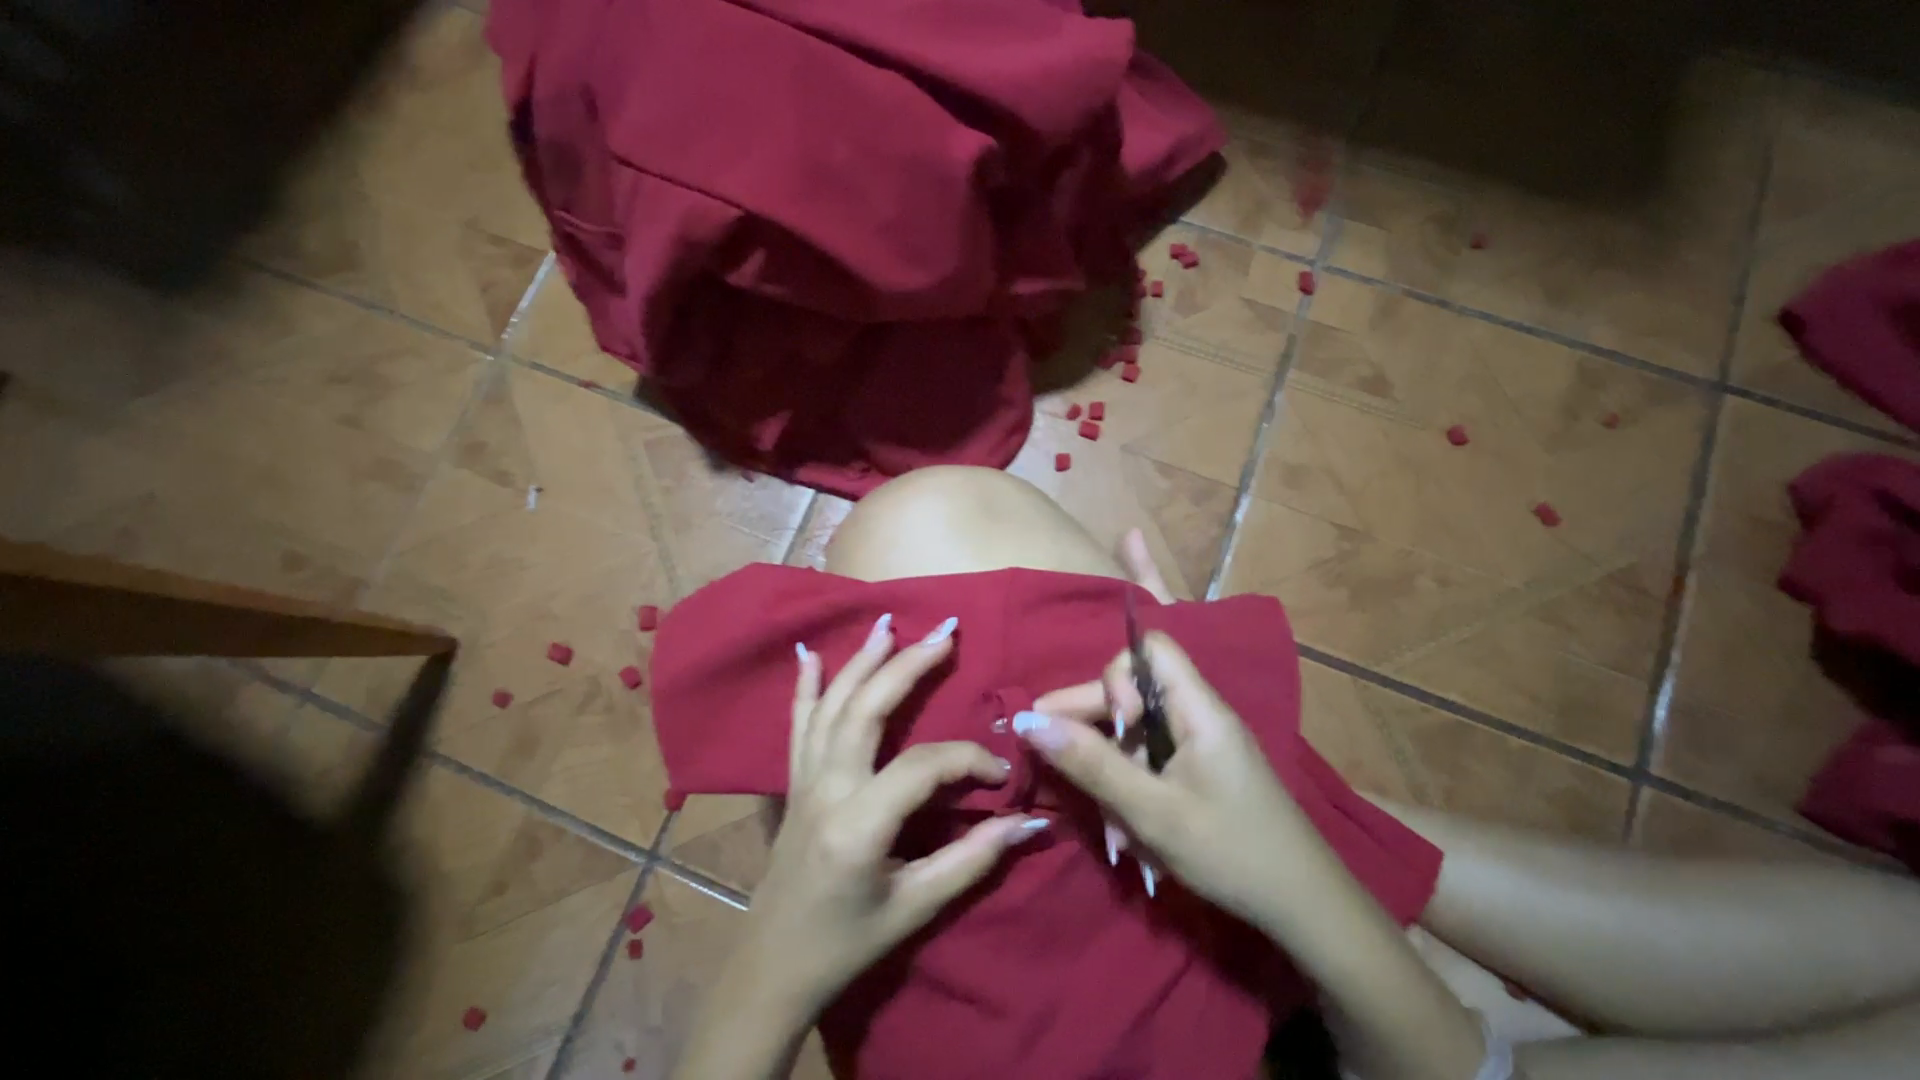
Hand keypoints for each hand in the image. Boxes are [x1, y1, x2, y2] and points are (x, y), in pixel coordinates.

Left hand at [728, 613, 1049, 1018]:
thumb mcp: (915, 908)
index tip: (1001, 776)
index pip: (921, 766)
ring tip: (887, 625)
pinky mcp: (791, 787)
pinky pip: (797, 728)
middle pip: (866, 711)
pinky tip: (809, 656)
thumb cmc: (847, 944)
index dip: (967, 760)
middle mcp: (826, 791)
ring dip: (860, 663)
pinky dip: (805, 688)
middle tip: (944, 632)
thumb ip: (973, 860)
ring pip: (831, 709)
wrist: (773, 968)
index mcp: (858, 824)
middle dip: (907, 667)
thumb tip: (1029, 820)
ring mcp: (802, 784)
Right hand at [1021, 631, 1316, 928]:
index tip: (1108, 724)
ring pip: (1138, 739)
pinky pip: (1153, 769)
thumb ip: (1091, 764)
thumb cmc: (1231, 851)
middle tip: (1051, 760)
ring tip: (1109, 829)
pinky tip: (1128, 838)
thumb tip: (1028, 722)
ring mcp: (1202, 751)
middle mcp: (1199, 719)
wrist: (1304, 908)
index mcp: (1198, 710)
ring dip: (1112, 776)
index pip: (1150, 650)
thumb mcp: (1152, 811)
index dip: (1116, 676)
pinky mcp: (1201, 780)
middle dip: (1094, 730)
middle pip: (1134, 696)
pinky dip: (1133, 796)